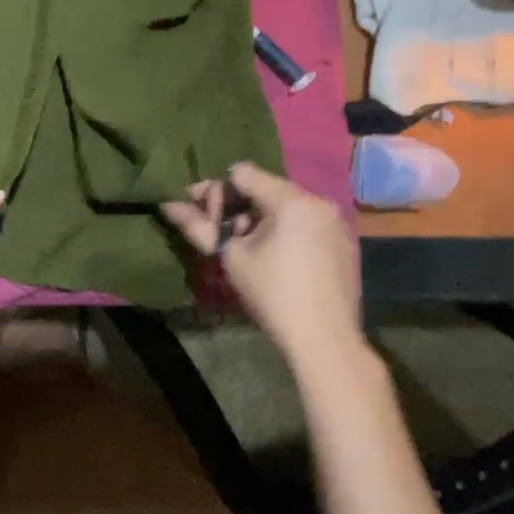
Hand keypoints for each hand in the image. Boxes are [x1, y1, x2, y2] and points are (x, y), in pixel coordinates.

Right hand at [161, 161, 360, 364]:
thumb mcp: (230, 256)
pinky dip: (286, 231)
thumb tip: (168, 204)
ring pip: (286, 206)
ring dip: (261, 219)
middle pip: (265, 188)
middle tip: (224, 236)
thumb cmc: (273, 294)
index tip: (207, 218)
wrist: (325, 340)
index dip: (217, 191)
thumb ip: (198, 225)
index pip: (243, 173)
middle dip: (238, 206)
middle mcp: (319, 202)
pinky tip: (278, 260)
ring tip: (250, 249)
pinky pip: (306, 223)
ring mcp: (337, 223)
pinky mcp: (345, 244)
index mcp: (292, 200)